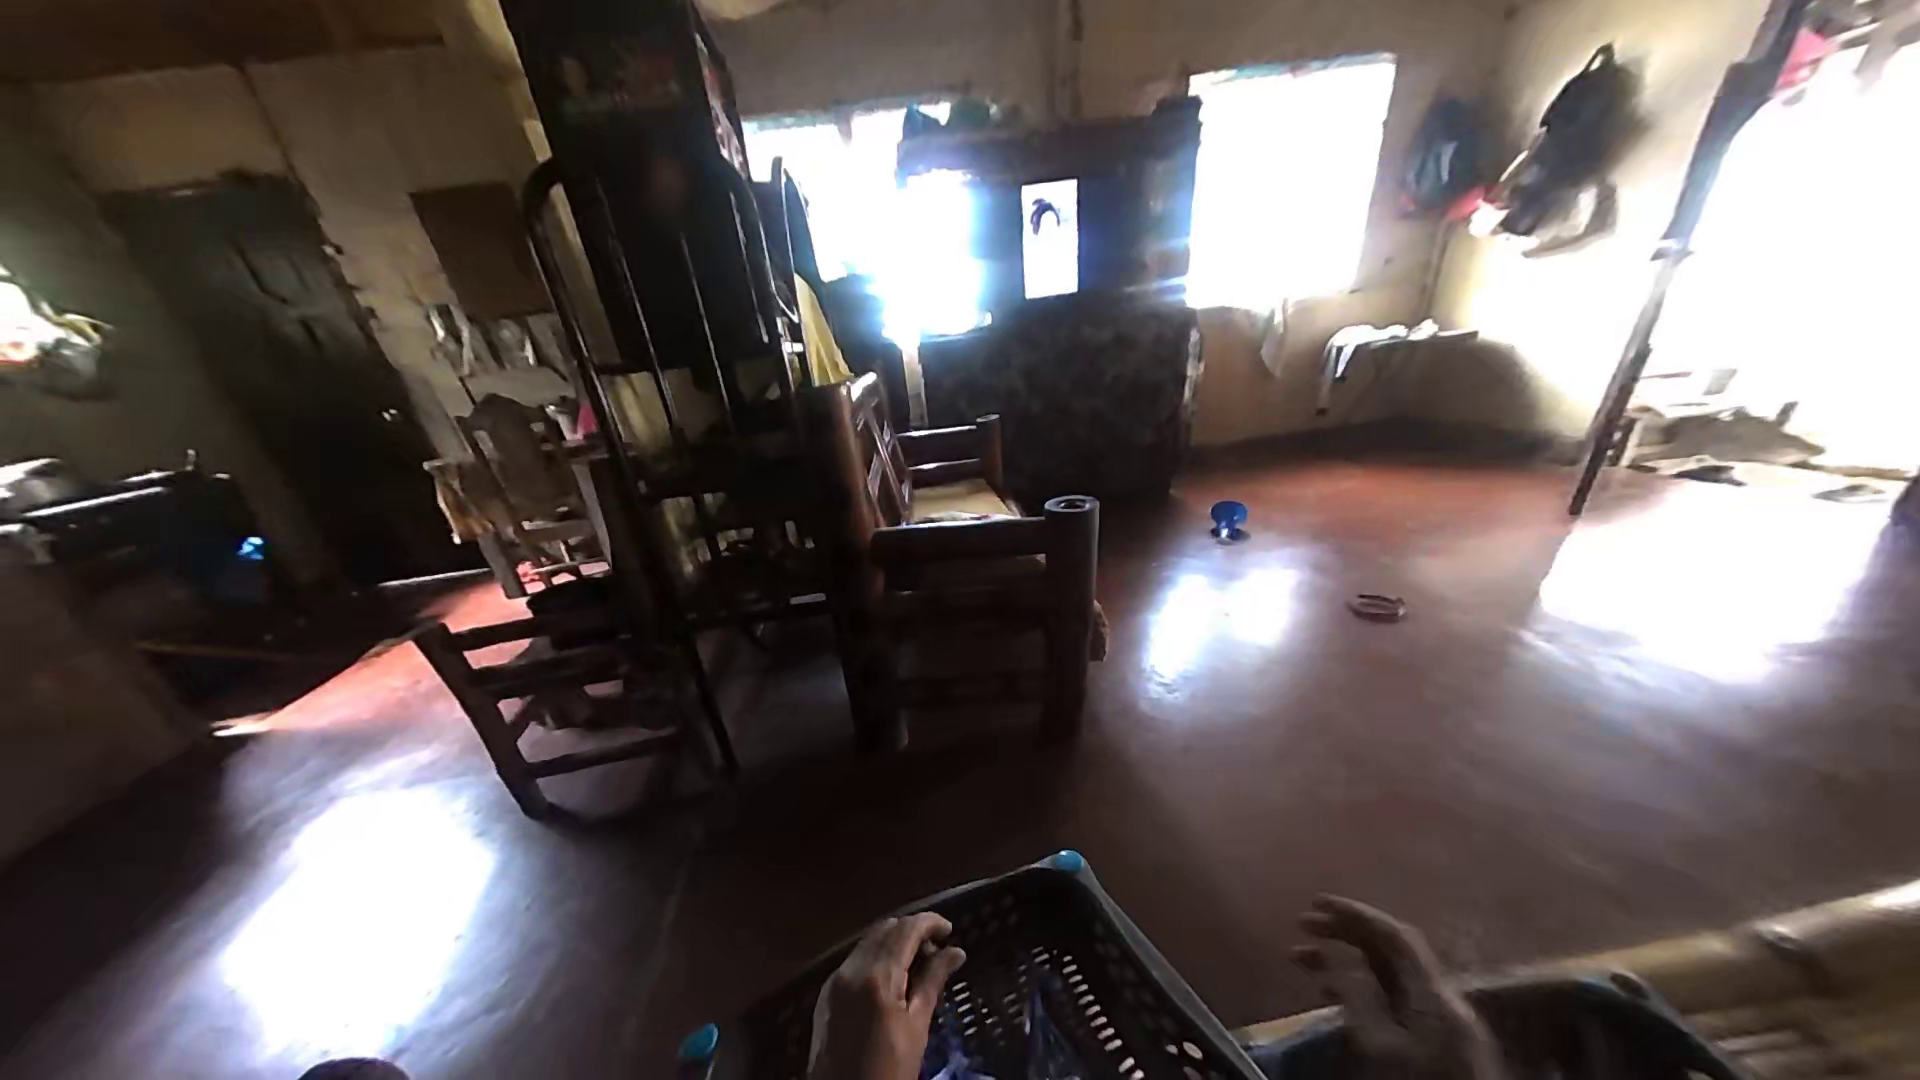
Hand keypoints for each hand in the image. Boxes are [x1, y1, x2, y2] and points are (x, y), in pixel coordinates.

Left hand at [807, 913, 967, 1079]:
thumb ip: (933, 982)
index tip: (949, 930)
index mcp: (877, 977)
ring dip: (894, 941)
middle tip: (935, 951)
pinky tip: (891, 977)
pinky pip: (855, 958)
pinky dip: (876, 956)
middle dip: (913, 931)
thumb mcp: (917, 1028)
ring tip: (916, 964)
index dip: (930, 922)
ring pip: (869, 940)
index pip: (907, 929)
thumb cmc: (887, 1073)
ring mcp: (835, 979)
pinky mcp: (826, 993)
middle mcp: (852, 968)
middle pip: (887, 928)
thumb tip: (956, 952)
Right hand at [1294, 896, 1502, 1079]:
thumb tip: (1338, 964)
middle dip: (1342, 931)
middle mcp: (1438, 997)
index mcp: (1434, 994)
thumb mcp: (1384, 1047)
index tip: (1317, 902)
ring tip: (1300, 956)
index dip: (1354, 911)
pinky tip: (1325, 991)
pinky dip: (1355, 986)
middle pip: (1387, 949)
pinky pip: (1387, 996)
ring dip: (1341, 959)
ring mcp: (1436, 1018)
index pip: (1393, 935)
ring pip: (1382, 971)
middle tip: (1303, 923)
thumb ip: (1360, 999)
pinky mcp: (1430, 1037)